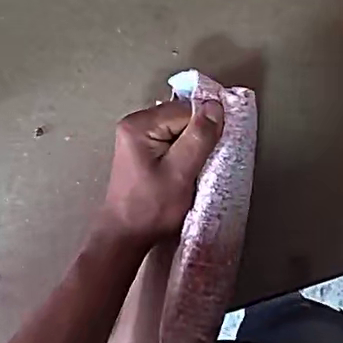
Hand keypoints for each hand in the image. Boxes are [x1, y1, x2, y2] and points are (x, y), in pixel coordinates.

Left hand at [94, 99, 223, 250]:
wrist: (126, 236)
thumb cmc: (151, 208)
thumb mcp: (181, 172)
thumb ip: (199, 137)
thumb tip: (216, 106)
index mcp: (140, 124)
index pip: (187, 110)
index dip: (206, 127)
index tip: (213, 150)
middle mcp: (136, 123)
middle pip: (184, 115)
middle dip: (199, 135)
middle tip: (201, 163)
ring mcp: (138, 135)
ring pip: (181, 127)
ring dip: (194, 144)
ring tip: (193, 168)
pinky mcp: (144, 147)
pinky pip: (174, 137)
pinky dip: (186, 150)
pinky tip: (186, 168)